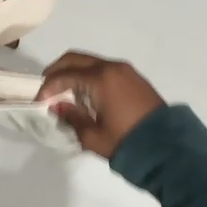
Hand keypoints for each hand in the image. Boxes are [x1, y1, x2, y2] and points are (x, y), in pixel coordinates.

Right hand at [36, 51, 164, 157]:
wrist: (167, 147)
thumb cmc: (125, 142)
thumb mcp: (92, 136)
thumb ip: (71, 117)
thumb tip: (58, 106)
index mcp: (100, 79)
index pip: (64, 76)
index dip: (47, 88)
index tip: (39, 102)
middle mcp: (111, 67)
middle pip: (75, 59)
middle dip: (57, 71)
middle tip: (46, 87)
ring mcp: (125, 70)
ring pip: (90, 62)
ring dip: (74, 72)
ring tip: (65, 93)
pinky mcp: (134, 77)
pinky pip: (104, 69)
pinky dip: (89, 75)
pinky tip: (86, 94)